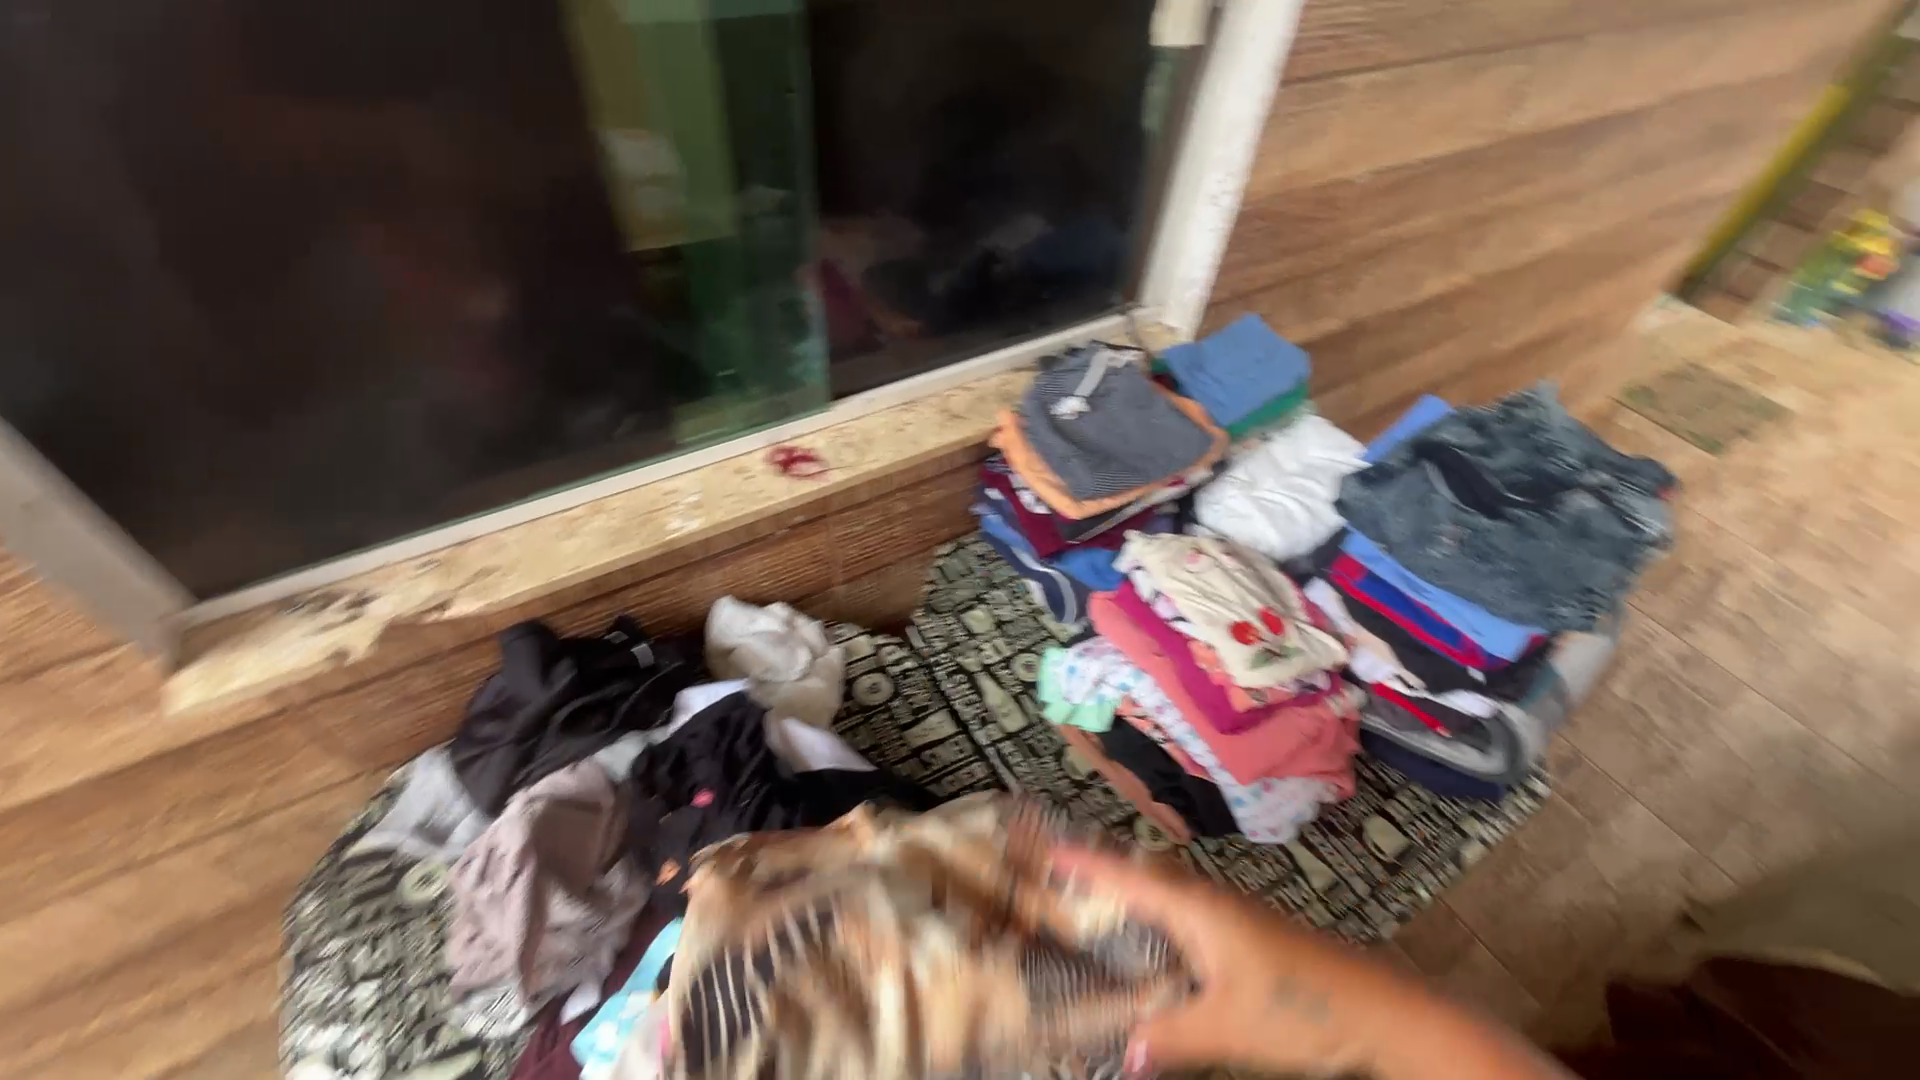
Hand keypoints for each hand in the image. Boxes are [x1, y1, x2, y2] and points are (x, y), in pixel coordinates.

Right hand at [1053, 844, 1395, 1076]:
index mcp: (1196, 908)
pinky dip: (1157, 917)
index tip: (1049, 849)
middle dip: (1104, 871)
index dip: (1088, 864)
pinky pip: (1185, 912)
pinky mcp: (1245, 933)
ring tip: (1096, 907)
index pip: (1129, 877)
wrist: (1380, 1009)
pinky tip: (1154, 947)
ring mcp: (1230, 913)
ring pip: (1168, 893)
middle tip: (1062, 877)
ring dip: (1132, 893)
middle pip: (1145, 874)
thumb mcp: (1227, 1028)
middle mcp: (1209, 899)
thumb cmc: (1300, 1007)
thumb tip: (1124, 1057)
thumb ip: (1170, 1037)